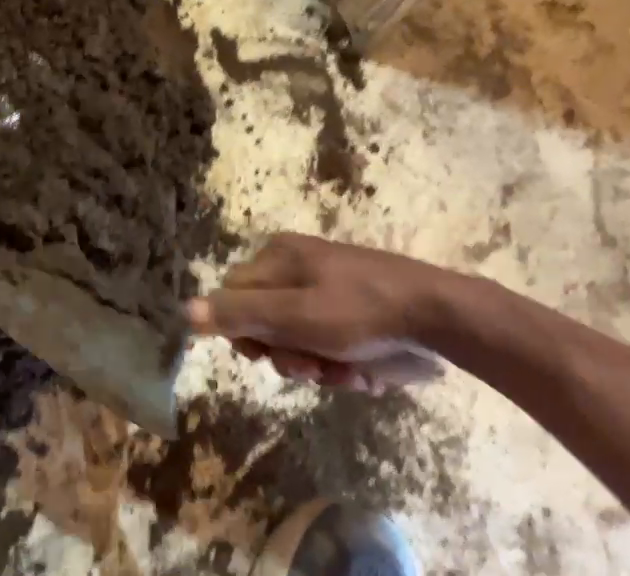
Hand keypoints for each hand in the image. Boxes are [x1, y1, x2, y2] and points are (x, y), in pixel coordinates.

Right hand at [187, 233, 447, 392]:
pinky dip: (344, 363)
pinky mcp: (359, 311)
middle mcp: (297, 266)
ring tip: (347, 373)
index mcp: (276, 256)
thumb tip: (185, 312)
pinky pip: (333, 343)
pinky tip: (366, 370)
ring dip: (318, 365)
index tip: (265, 356)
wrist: (444, 318)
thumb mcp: (292, 316)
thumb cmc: (360, 312)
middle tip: (312, 369)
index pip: (231, 297)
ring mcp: (330, 288)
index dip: (243, 332)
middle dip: (286, 353)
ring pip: (300, 339)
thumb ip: (238, 314)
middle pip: (264, 320)